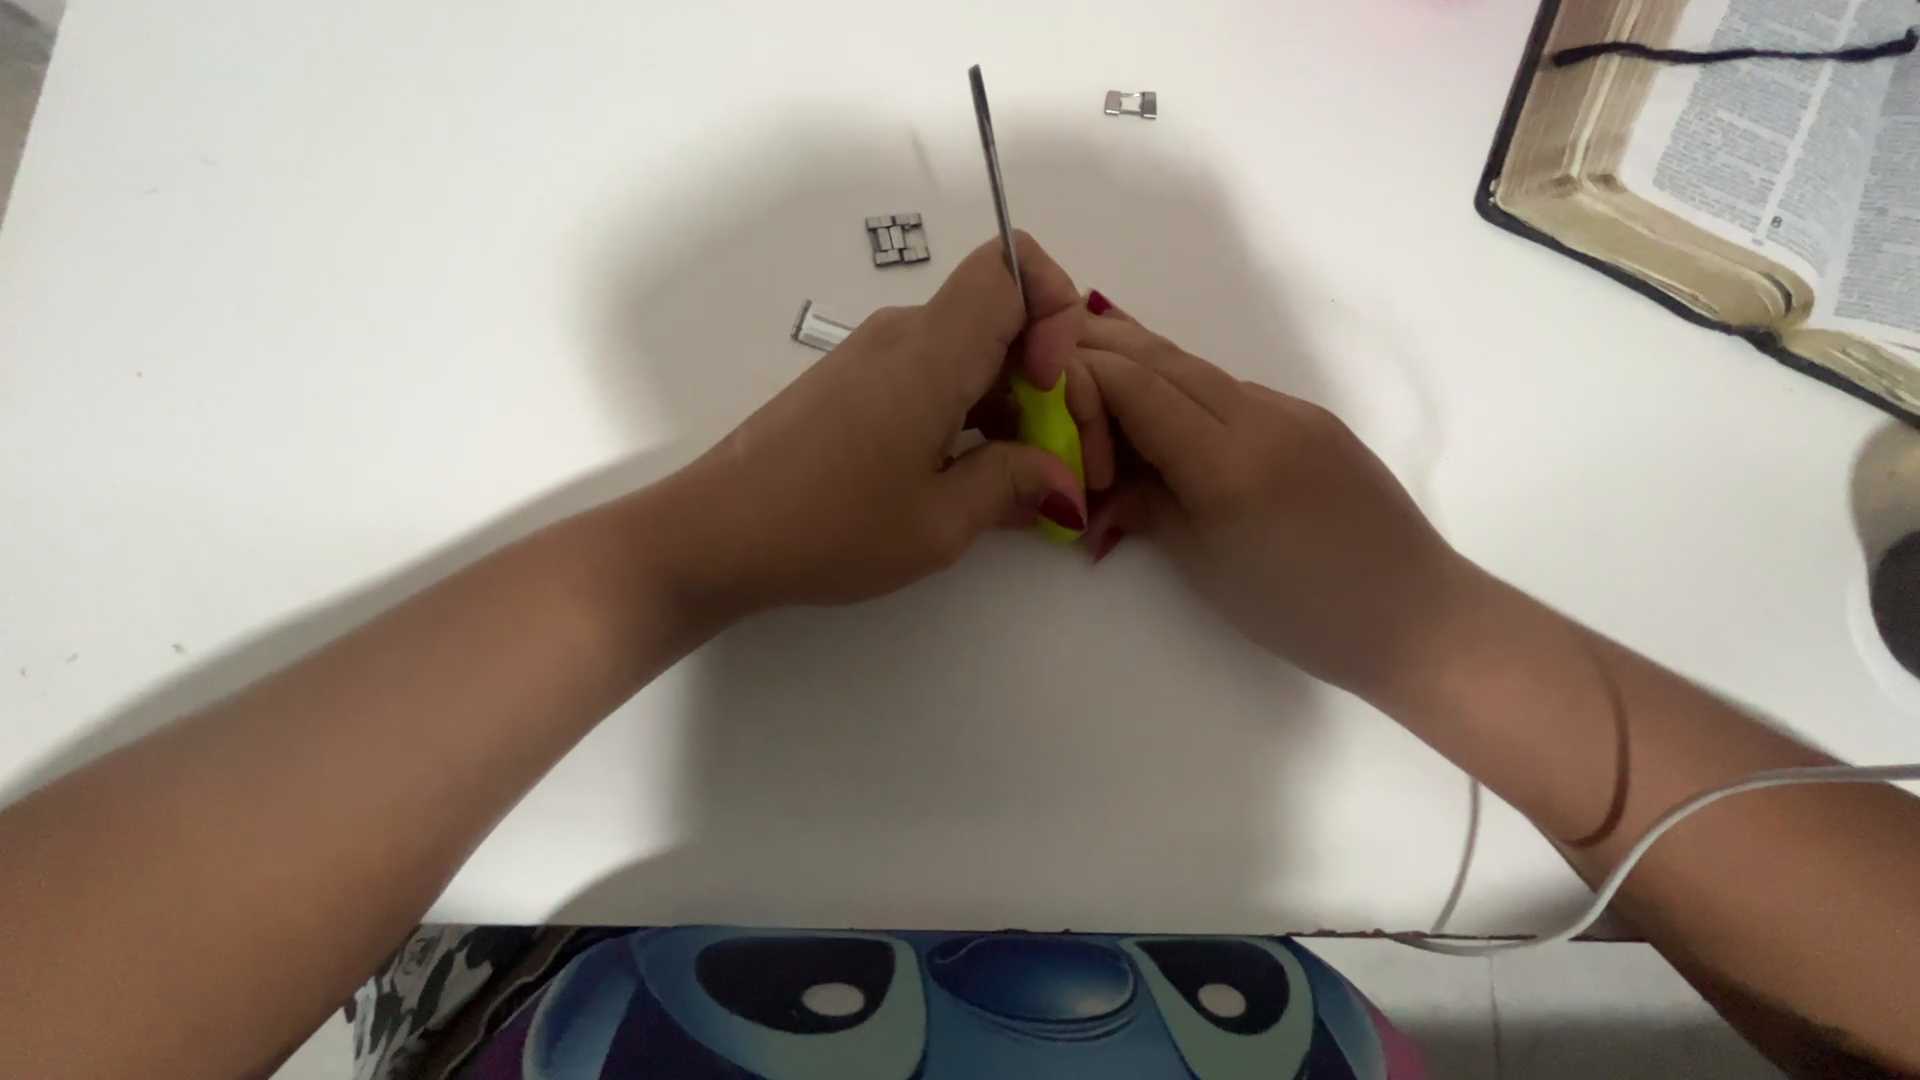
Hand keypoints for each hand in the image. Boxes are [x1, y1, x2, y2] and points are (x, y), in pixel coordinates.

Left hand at [649, 232, 1112, 621]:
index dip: (1055, 310)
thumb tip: (1065, 482)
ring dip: (1003, 404)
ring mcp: (871, 358)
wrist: (714, 534)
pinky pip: (929, 376)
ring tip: (1006, 481)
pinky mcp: (852, 384)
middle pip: (997, 315)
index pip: (1013, 266)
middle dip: (1040, 378)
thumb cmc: (830, 528)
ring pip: (965, 351)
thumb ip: (1012, 485)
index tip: (1051, 387)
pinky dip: (963, 413)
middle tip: (1048, 457)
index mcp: (931, 353)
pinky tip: (958, 475)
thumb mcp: (938, 523)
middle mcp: (902, 336)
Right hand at [1076, 296, 1468, 698]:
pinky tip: (1163, 410)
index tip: (1043, 384)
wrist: (1414, 615)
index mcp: (1226, 459)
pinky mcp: (1310, 421)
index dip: (1082, 377)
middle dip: (1103, 347)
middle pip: (1164, 359)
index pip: (1137, 386)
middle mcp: (1260, 414)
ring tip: (1096, 366)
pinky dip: (1182, 388)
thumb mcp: (1203, 564)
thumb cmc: (1297, 608)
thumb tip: (1093, 489)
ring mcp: (1291, 411)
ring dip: (1142, 362)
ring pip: (1198, 370)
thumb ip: (1144, 508)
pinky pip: (1231, 391)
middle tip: (1052, 343)